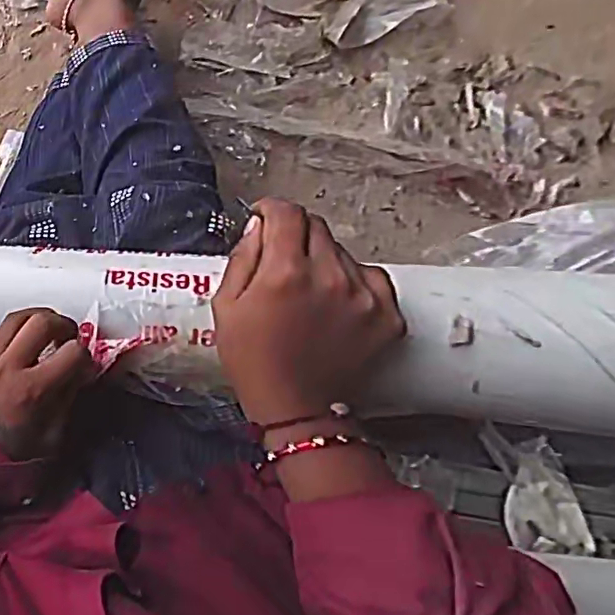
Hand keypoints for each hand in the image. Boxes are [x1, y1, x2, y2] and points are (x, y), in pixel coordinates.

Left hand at [0, 309, 97, 460]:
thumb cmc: (12, 451)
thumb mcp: (53, 434)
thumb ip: (70, 398)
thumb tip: (82, 372)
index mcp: (33, 389)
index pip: (72, 352)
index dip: (86, 356)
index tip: (87, 365)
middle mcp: (10, 367)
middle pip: (42, 321)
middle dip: (65, 325)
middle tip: (71, 339)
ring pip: (18, 317)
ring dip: (40, 318)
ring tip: (52, 332)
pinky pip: (2, 329)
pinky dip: (20, 326)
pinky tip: (30, 339)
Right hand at [211, 199, 405, 426]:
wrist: (295, 405)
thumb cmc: (251, 359)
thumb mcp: (226, 307)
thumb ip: (241, 260)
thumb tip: (258, 228)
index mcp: (285, 272)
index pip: (286, 214)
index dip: (271, 209)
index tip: (263, 216)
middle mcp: (330, 276)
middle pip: (317, 228)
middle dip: (294, 234)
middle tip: (279, 259)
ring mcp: (364, 294)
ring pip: (342, 252)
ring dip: (322, 260)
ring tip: (305, 291)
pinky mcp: (388, 313)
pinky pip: (371, 277)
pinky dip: (351, 282)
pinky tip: (332, 303)